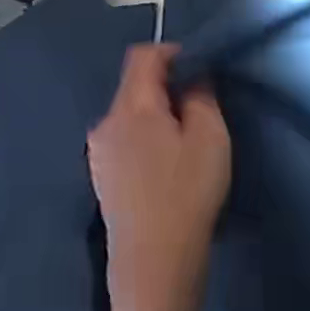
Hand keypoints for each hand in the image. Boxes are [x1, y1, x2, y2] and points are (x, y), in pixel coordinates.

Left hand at [88, 45, 230, 310]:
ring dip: (159, 115)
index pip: (143, 56)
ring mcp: (99, 153)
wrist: (154, 258)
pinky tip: (170, 164)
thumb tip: (194, 77)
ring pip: (132, 115)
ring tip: (191, 137)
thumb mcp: (210, 136)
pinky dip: (149, 137)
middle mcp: (105, 124)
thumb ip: (201, 97)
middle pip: (136, 87)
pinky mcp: (103, 177)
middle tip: (205, 106)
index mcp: (131, 107)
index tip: (203, 66)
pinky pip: (127, 139)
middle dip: (169, 87)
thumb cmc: (187, 190)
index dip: (174, 52)